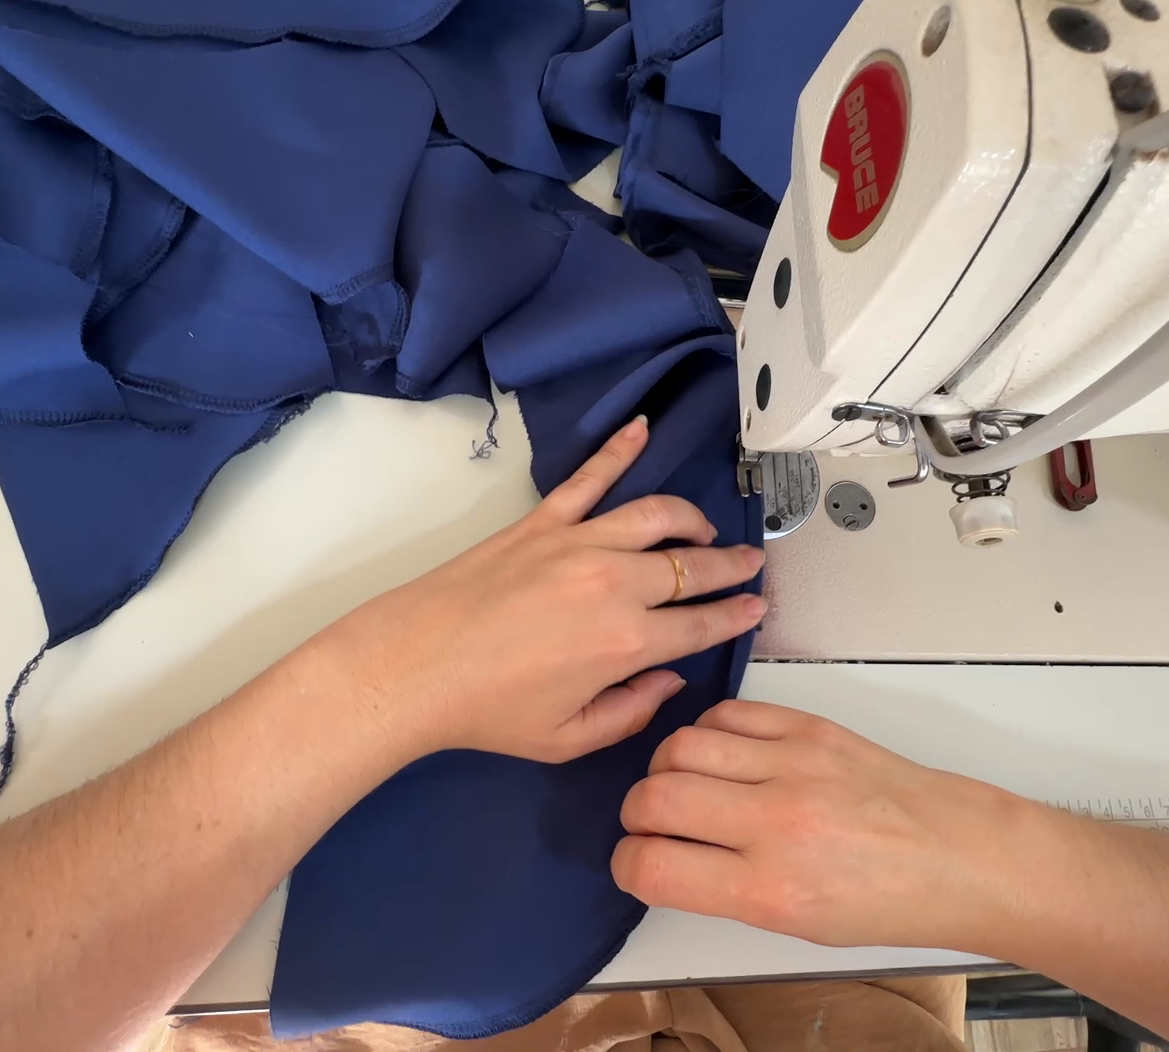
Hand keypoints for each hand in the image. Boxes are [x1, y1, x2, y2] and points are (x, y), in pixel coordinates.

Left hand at [302, 416, 766, 763]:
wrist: (411, 667)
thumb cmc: (488, 711)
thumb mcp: (569, 740)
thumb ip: (633, 712)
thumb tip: (672, 679)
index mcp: (627, 643)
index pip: (701, 624)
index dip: (736, 615)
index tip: (756, 606)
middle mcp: (615, 583)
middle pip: (692, 566)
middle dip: (731, 565)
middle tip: (751, 563)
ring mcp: (579, 543)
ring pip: (657, 515)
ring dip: (691, 518)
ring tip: (704, 528)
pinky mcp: (543, 522)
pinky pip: (590, 477)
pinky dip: (619, 449)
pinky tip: (641, 428)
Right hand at [611, 700, 1035, 950]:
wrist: (955, 852)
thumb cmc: (883, 902)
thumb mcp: (796, 923)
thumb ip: (722, 888)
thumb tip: (664, 856)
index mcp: (771, 890)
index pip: (653, 868)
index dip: (626, 865)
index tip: (635, 861)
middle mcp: (775, 821)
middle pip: (654, 798)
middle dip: (635, 814)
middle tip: (650, 821)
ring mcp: (792, 762)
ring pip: (680, 745)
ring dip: (664, 767)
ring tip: (682, 782)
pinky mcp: (807, 723)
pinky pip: (725, 713)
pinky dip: (706, 733)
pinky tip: (719, 754)